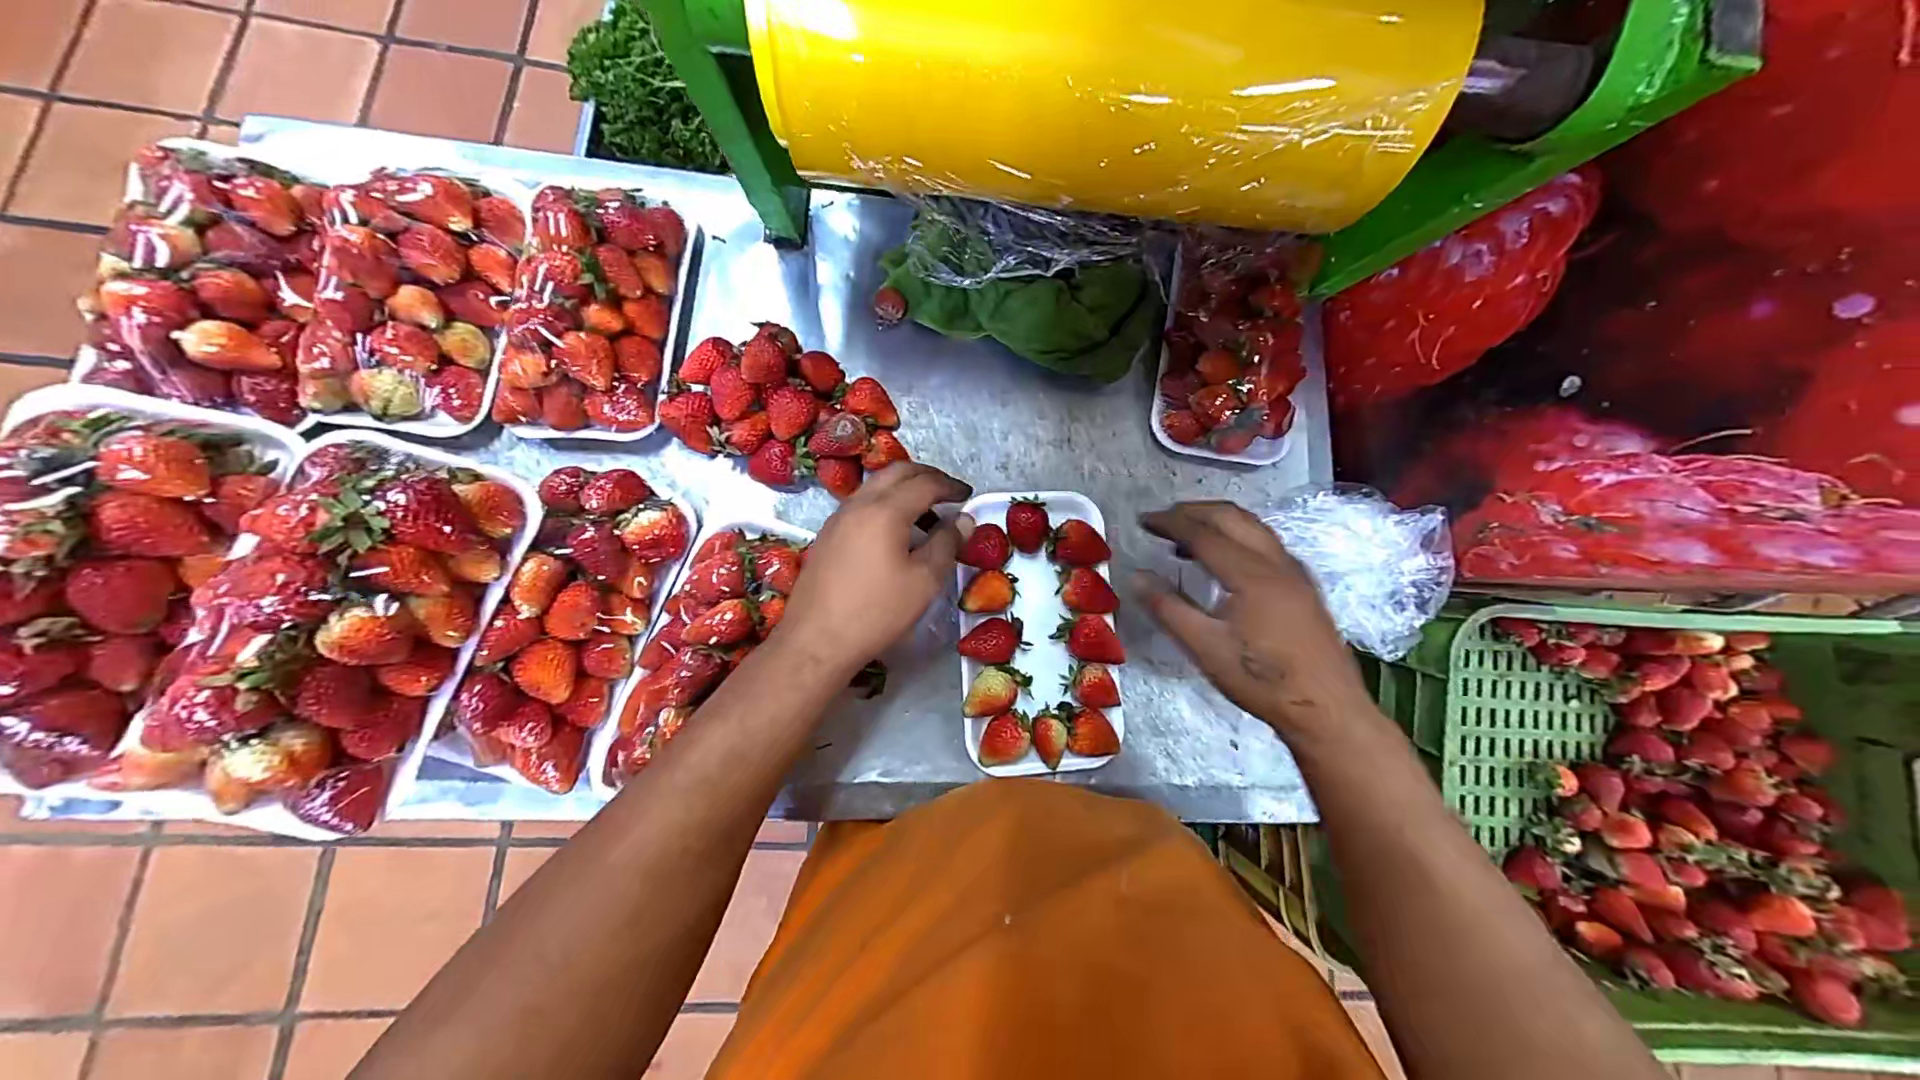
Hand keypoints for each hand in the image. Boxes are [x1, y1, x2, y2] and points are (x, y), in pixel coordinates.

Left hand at [774, 463, 972, 676]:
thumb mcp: (924, 581)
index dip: (950, 486)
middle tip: (949, 493)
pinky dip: (885, 505)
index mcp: (885, 511)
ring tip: (927, 515)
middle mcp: (858, 505)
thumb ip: (947, 543)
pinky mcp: (828, 535)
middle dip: (927, 477)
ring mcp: (838, 518)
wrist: (816, 640)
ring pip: (876, 487)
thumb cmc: (876, 612)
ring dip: (904, 490)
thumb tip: (963, 520)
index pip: (924, 483)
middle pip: (896, 473)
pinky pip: (862, 505)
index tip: (968, 496)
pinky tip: (896, 533)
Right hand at [1136, 501, 1373, 737]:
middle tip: (1162, 518)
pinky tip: (1225, 559)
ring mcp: (1296, 572)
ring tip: (1187, 534)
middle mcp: (1277, 563)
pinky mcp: (1304, 586)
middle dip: (1194, 510)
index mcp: (1251, 575)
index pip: (1204, 534)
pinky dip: (1238, 536)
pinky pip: (1266, 543)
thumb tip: (1137, 576)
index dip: (1171, 523)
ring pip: (1253, 527)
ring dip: (1218, 521)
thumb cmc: (1262, 680)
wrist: (1327, 709)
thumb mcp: (1205, 648)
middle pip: (1232, 517)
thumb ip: (1169, 608)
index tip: (1143, 520)